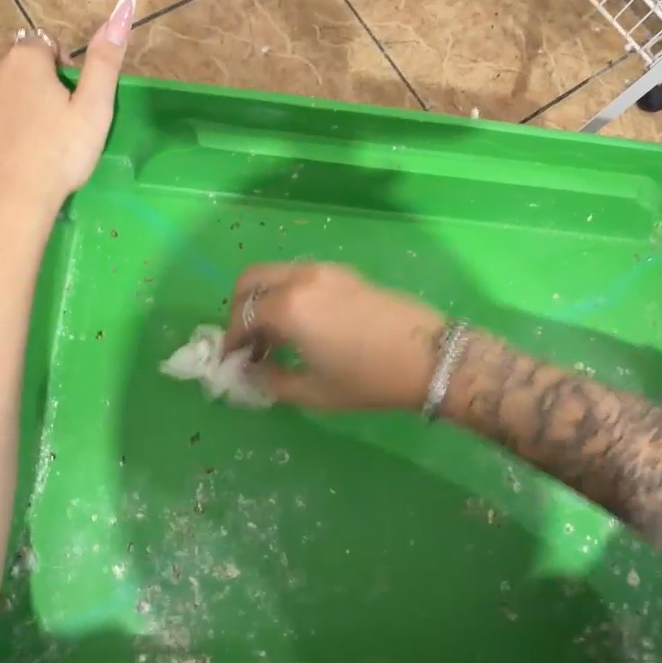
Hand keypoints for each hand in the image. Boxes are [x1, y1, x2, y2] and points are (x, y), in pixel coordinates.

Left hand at [0, 0, 135, 215]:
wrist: (0, 205)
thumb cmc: (57, 155)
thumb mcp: (94, 108)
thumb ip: (107, 58)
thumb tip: (125, 3)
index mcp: (24, 59)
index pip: (45, 43)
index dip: (63, 68)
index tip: (73, 100)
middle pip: (14, 60)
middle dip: (33, 80)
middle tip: (55, 122)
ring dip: (9, 103)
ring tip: (30, 143)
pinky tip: (6, 157)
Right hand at [224, 262, 445, 409]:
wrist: (430, 356)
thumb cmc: (369, 379)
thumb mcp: (315, 392)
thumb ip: (273, 382)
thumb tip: (251, 374)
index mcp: (288, 307)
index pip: (242, 316)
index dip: (232, 341)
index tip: (232, 362)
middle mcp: (301, 278)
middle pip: (251, 279)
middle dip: (240, 308)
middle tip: (247, 341)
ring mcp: (325, 270)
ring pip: (277, 273)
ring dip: (265, 299)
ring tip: (276, 337)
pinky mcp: (345, 272)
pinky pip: (301, 275)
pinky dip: (288, 292)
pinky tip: (302, 325)